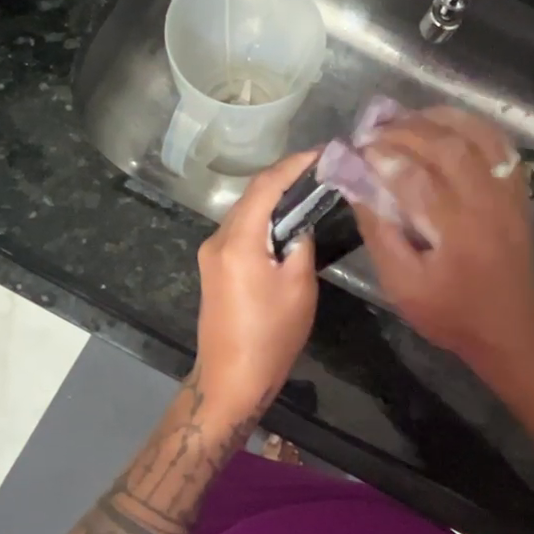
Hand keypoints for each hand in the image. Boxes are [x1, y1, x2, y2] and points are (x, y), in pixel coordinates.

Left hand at [193, 149, 319, 417]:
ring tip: (308, 188)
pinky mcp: (213, 268)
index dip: (293, 165)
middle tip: (320, 169)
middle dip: (284, 178)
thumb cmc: (270, 336)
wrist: (231, 380)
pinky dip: (263, 219)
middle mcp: (217, 240)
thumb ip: (301, 244)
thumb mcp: (299, 288)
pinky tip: (285, 219)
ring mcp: (211, 254)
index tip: (321, 153)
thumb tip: (300, 223)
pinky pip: (240, 230)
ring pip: (244, 212)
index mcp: (238, 242)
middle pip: (251, 195)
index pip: (265, 187)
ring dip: (273, 198)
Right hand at [349, 108, 533, 367]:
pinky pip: (496, 141)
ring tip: (403, 120)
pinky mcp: (517, 188)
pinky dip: (468, 125)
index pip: (416, 176)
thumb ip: (379, 232)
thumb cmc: (449, 311)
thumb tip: (356, 184)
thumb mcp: (401, 284)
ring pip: (474, 135)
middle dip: (405, 130)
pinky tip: (442, 125)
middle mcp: (487, 201)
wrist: (508, 326)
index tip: (357, 149)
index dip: (383, 156)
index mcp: (457, 230)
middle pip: (446, 146)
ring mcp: (507, 191)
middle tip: (373, 130)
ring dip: (435, 120)